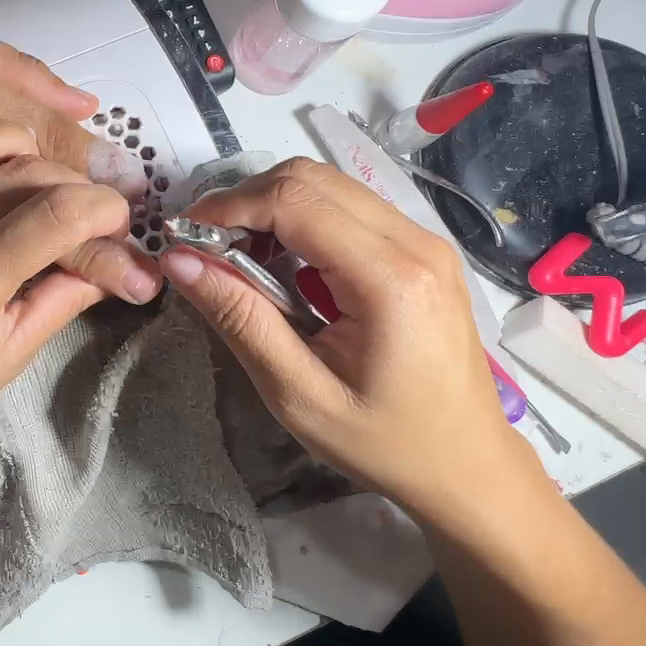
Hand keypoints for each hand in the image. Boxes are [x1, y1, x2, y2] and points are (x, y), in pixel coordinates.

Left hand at [0, 113, 141, 468]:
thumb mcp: (7, 357)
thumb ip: (61, 299)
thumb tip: (121, 263)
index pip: (57, 215)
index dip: (103, 208)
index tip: (117, 218)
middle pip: (20, 171)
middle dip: (71, 178)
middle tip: (84, 200)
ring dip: (11, 138)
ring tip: (31, 162)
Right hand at [158, 159, 540, 524]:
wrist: (467, 467)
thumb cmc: (383, 441)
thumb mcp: (297, 392)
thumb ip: (238, 317)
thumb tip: (177, 259)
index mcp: (390, 280)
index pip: (293, 201)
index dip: (228, 207)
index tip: (185, 237)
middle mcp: (415, 242)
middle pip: (308, 178)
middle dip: (245, 201)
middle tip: (209, 248)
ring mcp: (423, 240)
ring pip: (325, 184)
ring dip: (270, 207)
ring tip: (241, 257)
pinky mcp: (419, 248)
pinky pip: (345, 205)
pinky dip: (298, 218)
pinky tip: (282, 263)